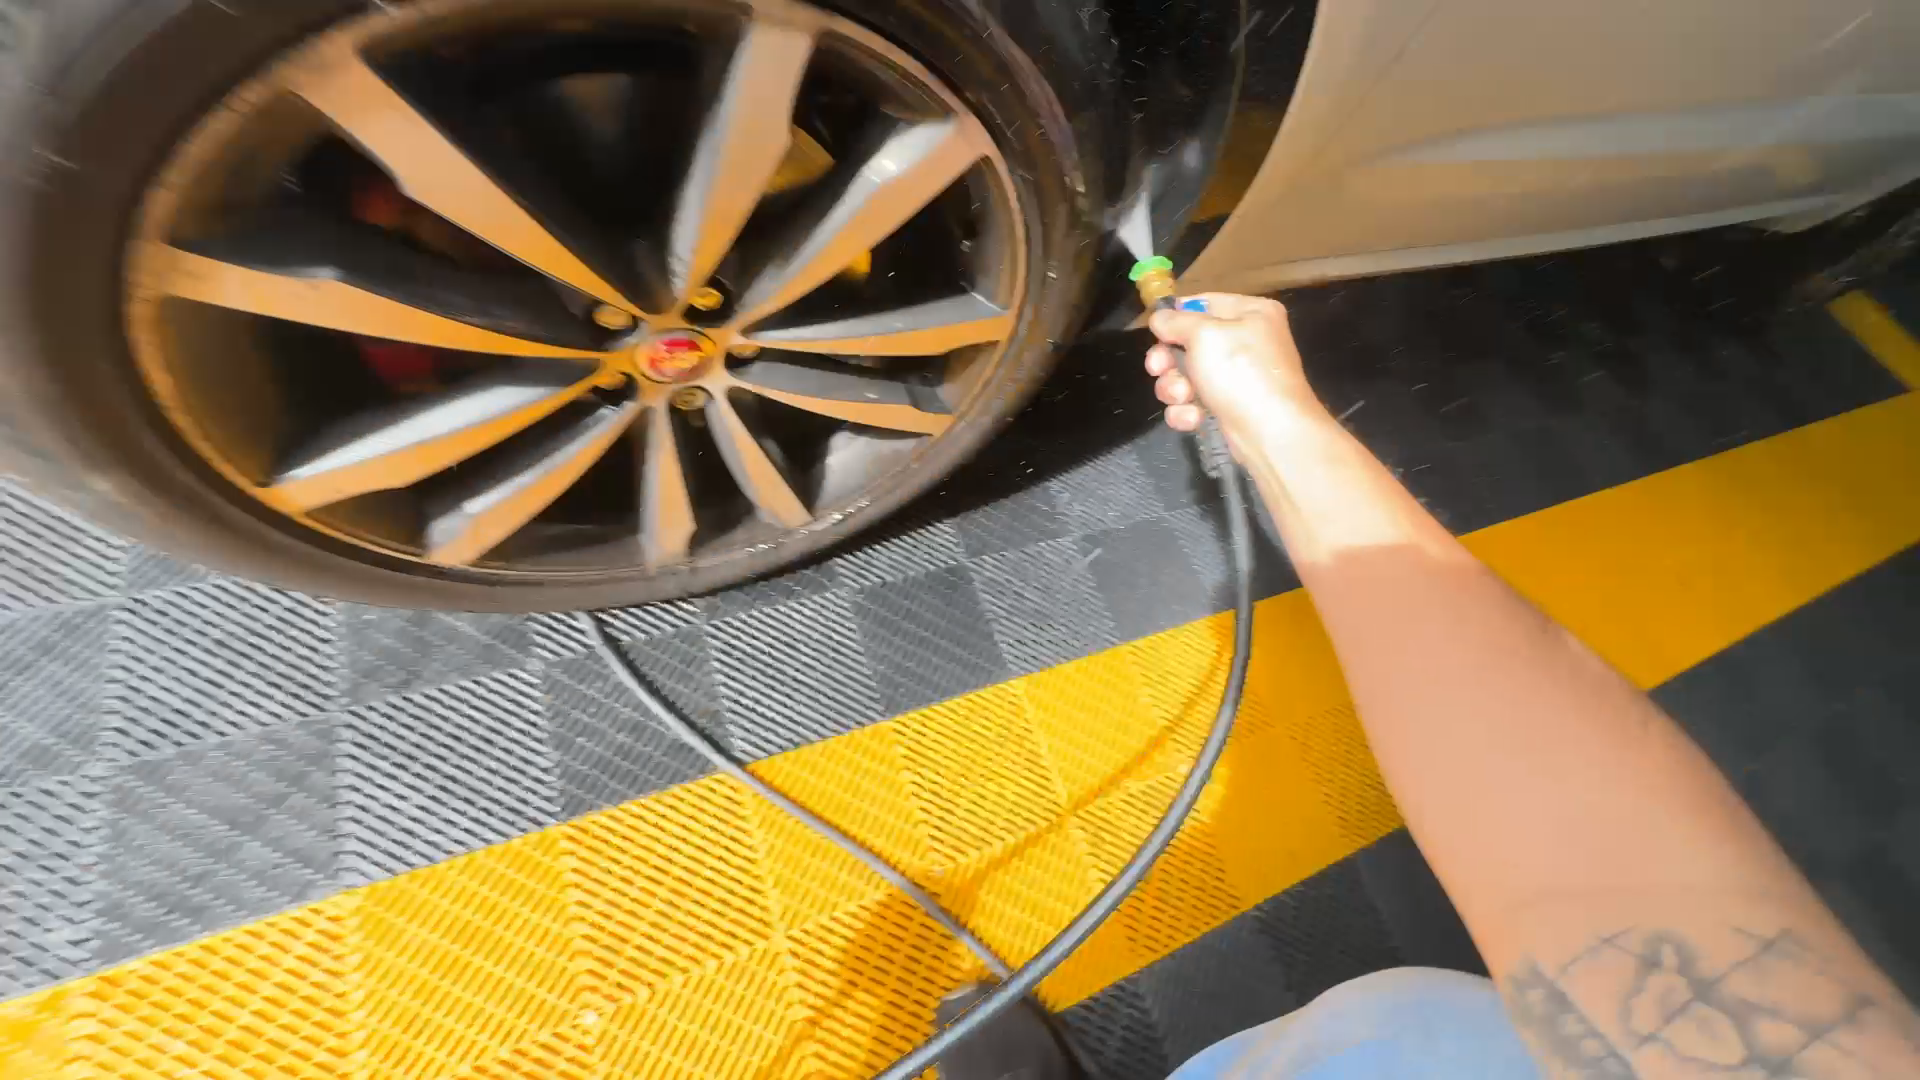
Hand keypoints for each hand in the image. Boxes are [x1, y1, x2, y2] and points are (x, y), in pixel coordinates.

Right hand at [1145, 293, 1319, 441]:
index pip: (1202, 303)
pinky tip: (1194, 418)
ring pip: (1185, 376)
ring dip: (1175, 388)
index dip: (1174, 317)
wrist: (1270, 431)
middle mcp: (1244, 341)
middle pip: (1187, 343)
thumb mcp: (1205, 335)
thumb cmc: (1241, 373)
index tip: (1155, 332)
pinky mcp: (1227, 407)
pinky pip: (1194, 403)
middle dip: (1168, 360)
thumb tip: (1159, 317)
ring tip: (1183, 398)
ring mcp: (1236, 377)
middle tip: (1159, 369)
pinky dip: (1188, 411)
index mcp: (1249, 313)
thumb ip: (1176, 321)